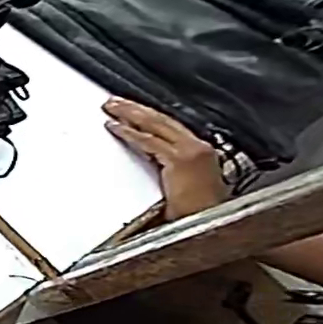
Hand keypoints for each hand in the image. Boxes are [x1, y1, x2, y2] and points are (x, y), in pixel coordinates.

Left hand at [102, 98, 227, 220]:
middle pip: (161, 120)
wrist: (211, 222)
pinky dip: (129, 133)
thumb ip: (164, 159)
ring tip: (110, 108)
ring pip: (155, 125)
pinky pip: (149, 141)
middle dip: (135, 108)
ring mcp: (192, 151)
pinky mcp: (181, 160)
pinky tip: (114, 127)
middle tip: (112, 101)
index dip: (146, 113)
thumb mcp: (177, 176)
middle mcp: (199, 146)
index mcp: (199, 148)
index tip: (126, 106)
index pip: (168, 124)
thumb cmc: (196, 206)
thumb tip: (142, 147)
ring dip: (130, 114)